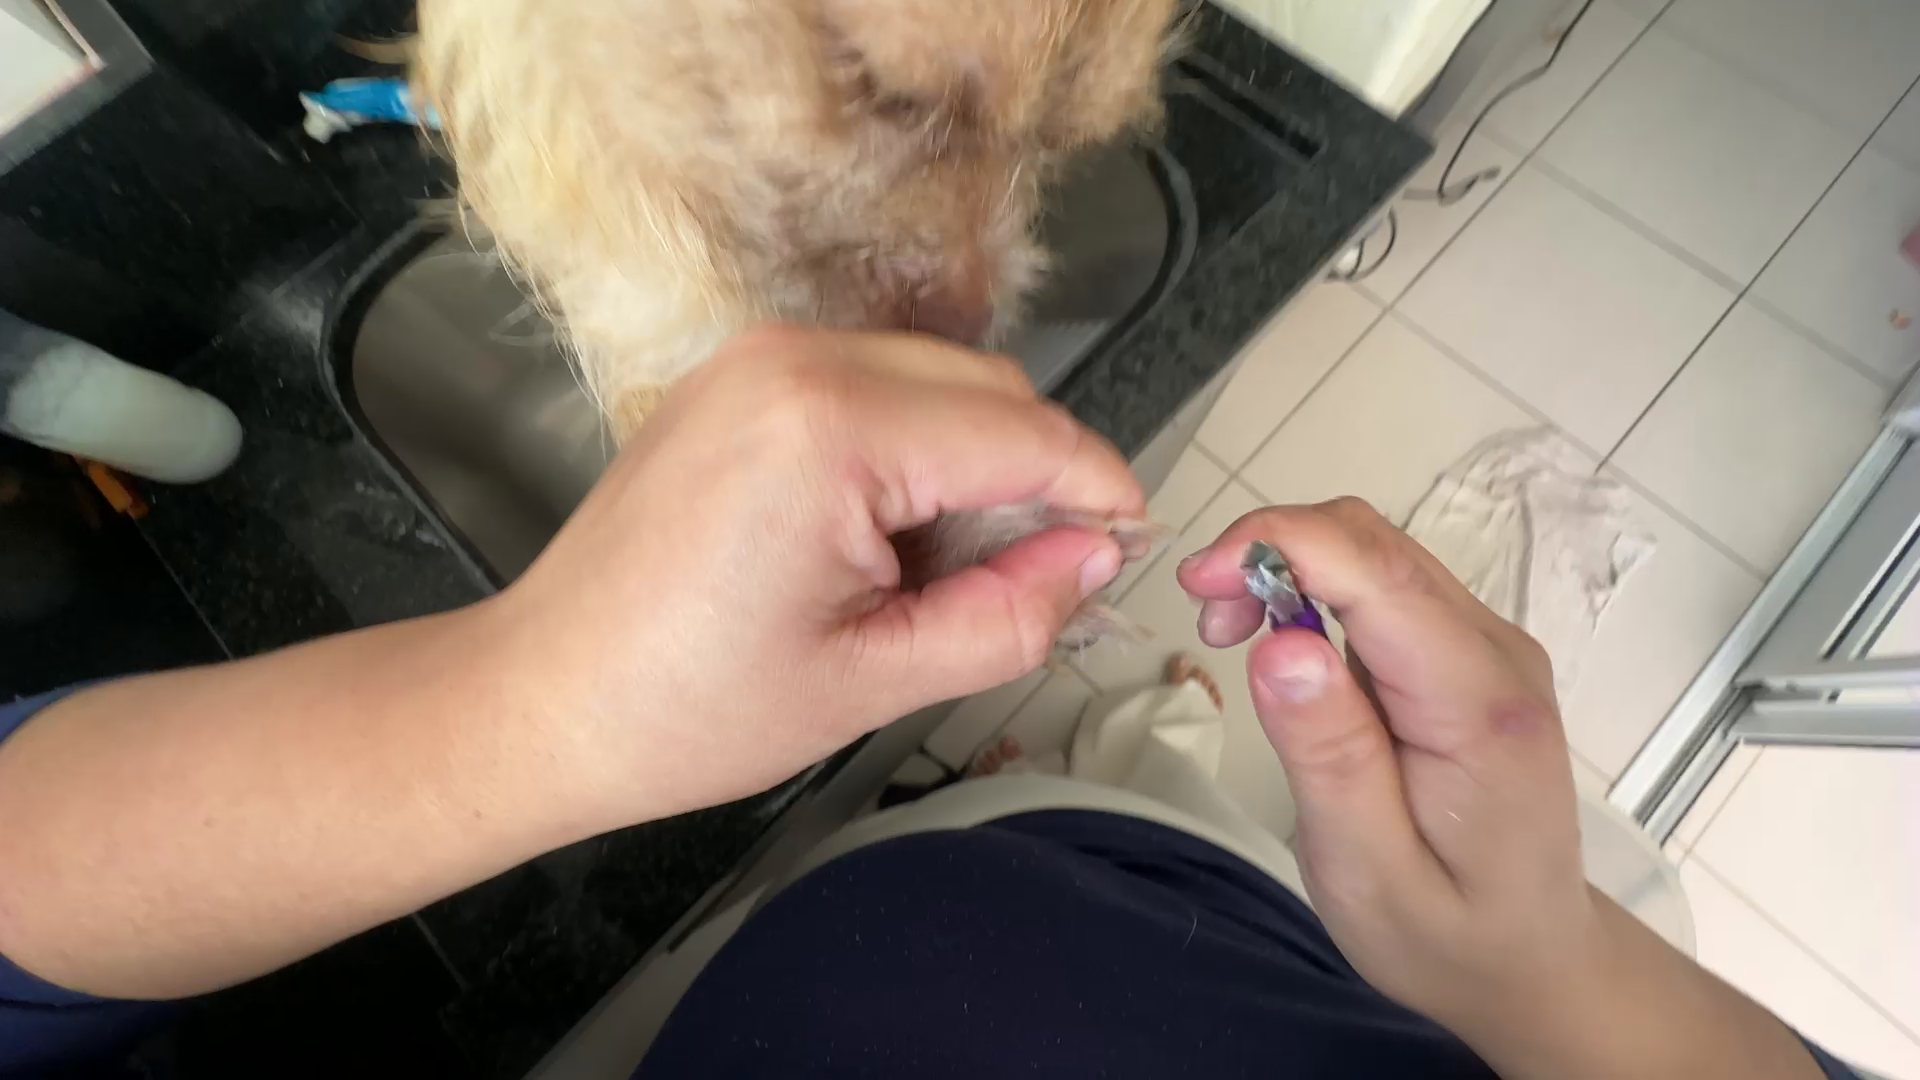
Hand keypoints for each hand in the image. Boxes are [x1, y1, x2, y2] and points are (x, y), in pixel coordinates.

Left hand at [493, 324, 1142, 821]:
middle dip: (1039, 477)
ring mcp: (767, 353)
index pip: (1022, 434)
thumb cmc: (697, 708)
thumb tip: (1095, 556)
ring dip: (980, 463)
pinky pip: (886, 387)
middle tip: (1032, 574)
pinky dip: (924, 448)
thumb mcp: (878, 680)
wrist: (545, 695)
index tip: (1130, 541)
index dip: (1096, 487)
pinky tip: (893, 527)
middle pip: (992, 391)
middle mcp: (802, 357)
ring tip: (946, 563)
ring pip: (945, 382)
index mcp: (834, 429)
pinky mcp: (750, 374)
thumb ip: (1009, 613)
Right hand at [1178, 498, 1587, 1034]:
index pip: (1374, 571)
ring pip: (1366, 550)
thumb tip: (1277, 644)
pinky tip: (1275, 641)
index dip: (1275, 544)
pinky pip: (1370, 582)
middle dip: (1267, 550)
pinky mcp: (1452, 648)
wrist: (1529, 960)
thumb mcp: (1365, 865)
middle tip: (1207, 618)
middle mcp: (1490, 648)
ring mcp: (1477, 642)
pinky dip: (1302, 586)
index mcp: (1476, 702)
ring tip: (1228, 632)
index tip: (1198, 583)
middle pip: (1369, 541)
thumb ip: (1328, 752)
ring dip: (1279, 566)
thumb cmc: (1444, 931)